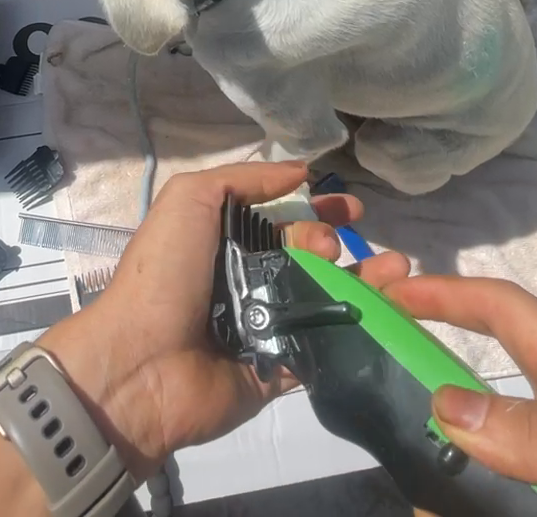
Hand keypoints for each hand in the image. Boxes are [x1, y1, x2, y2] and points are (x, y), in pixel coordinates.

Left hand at [36, 161, 404, 475]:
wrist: (143, 361)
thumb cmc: (166, 271)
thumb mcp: (190, 198)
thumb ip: (243, 179)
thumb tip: (300, 170)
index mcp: (224, 240)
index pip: (280, 218)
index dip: (316, 208)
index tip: (350, 206)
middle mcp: (246, 278)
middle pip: (307, 255)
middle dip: (333, 240)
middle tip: (337, 244)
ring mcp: (265, 324)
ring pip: (324, 297)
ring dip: (363, 281)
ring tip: (393, 271)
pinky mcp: (280, 366)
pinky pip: (325, 345)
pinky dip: (356, 328)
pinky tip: (387, 313)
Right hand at [375, 275, 536, 516]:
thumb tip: (442, 403)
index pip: (506, 314)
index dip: (445, 291)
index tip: (383, 292)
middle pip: (488, 412)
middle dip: (433, 415)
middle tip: (389, 447)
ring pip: (506, 480)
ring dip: (461, 490)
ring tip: (423, 503)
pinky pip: (534, 509)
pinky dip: (490, 510)